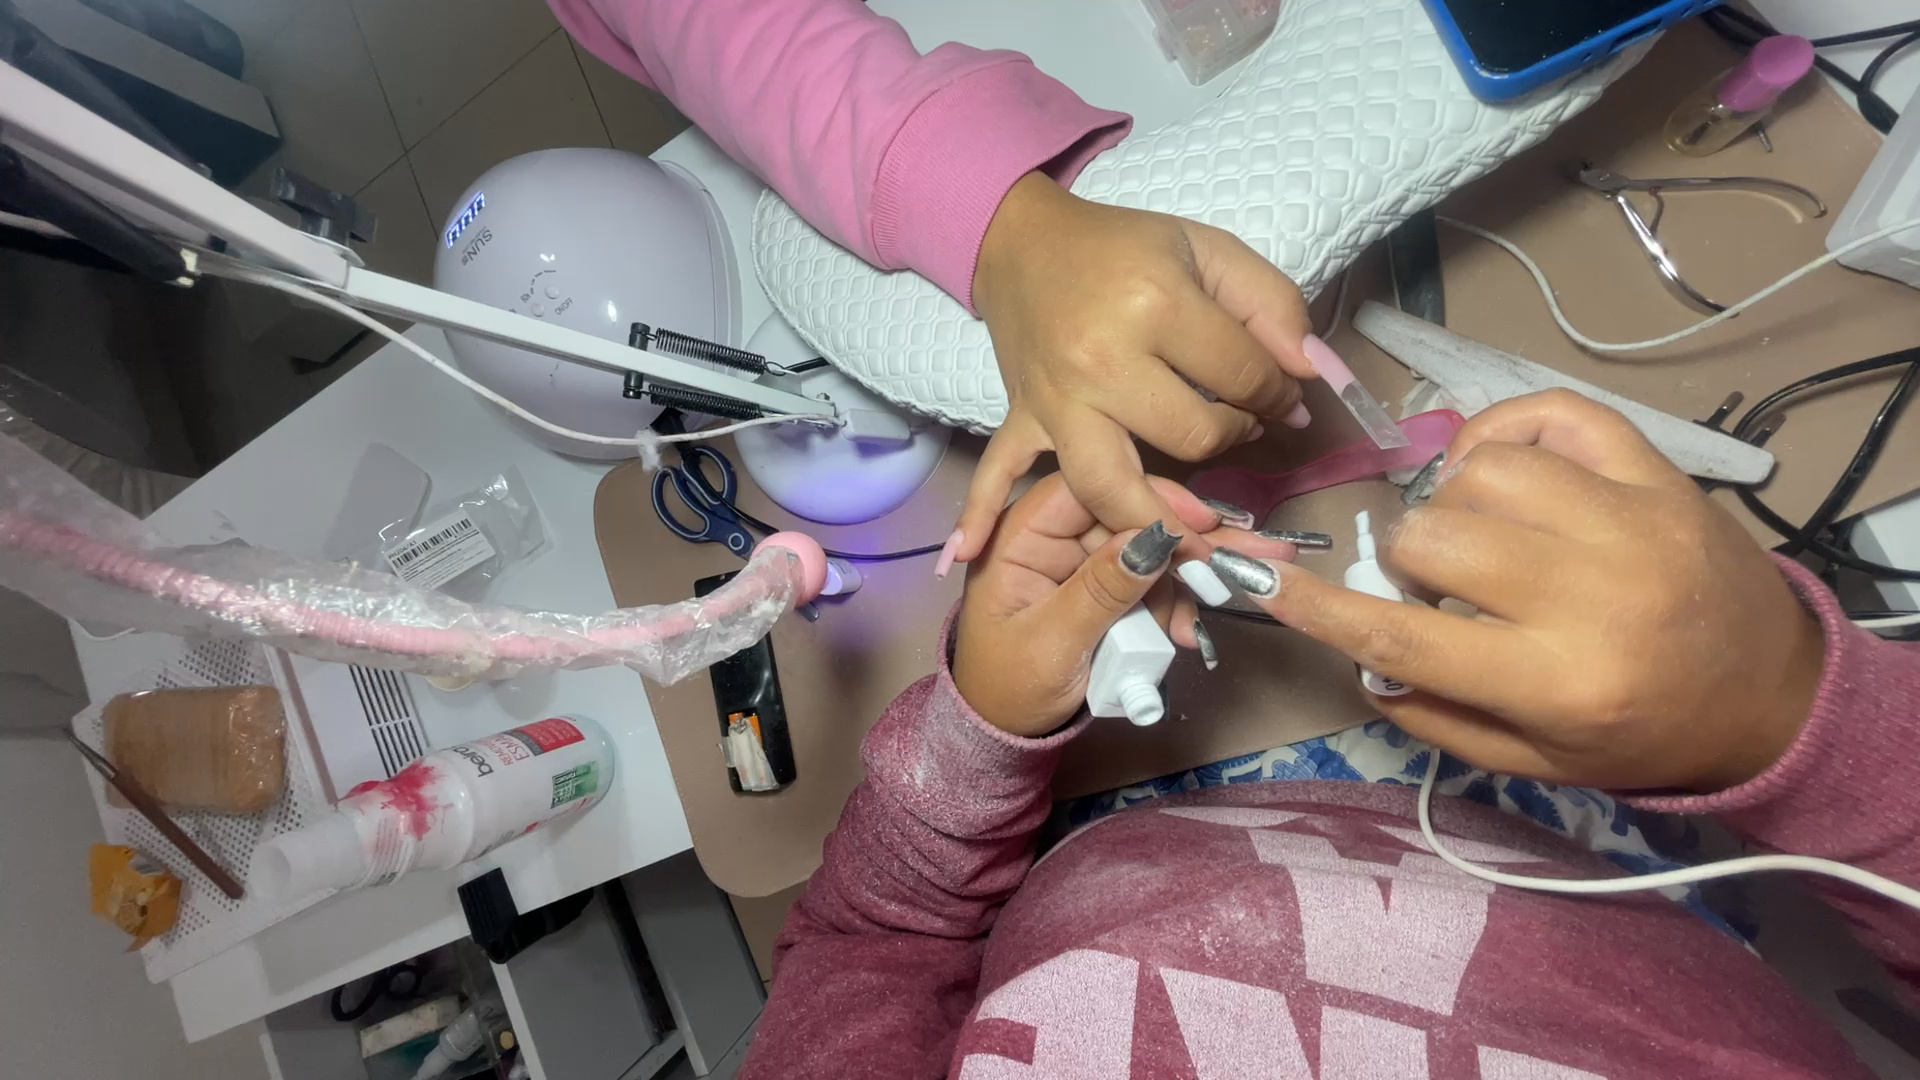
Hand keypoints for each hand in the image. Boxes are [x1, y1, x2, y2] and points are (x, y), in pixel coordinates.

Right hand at [954, 172, 1318, 565]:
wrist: (1025, 244)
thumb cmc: (1121, 248)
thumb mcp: (1208, 249)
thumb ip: (1272, 304)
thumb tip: (1309, 377)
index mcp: (1154, 306)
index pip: (1243, 376)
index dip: (1280, 392)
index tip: (1281, 396)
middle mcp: (1101, 363)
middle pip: (1192, 437)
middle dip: (1232, 436)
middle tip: (1238, 425)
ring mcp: (1053, 401)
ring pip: (1113, 484)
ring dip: (1159, 514)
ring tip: (1191, 530)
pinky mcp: (1020, 420)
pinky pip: (996, 475)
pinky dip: (981, 518)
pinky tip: (965, 555)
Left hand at [954, 474, 1295, 735]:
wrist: (1006, 725)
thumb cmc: (1010, 685)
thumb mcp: (1052, 642)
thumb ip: (1100, 590)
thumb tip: (1153, 539)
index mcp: (1019, 536)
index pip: (1084, 489)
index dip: (1144, 496)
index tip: (1199, 522)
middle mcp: (1051, 535)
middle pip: (1125, 515)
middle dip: (1177, 546)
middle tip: (1224, 571)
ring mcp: (1079, 559)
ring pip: (1144, 548)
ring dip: (1177, 585)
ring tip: (1187, 629)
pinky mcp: (1101, 583)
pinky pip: (1147, 578)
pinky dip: (1170, 602)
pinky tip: (1182, 632)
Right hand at [1206, 389, 1825, 791]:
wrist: (1776, 700)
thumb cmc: (1634, 735)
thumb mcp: (1525, 760)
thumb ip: (1428, 712)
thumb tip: (1359, 655)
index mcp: (1554, 681)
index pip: (1401, 637)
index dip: (1316, 607)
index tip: (1259, 582)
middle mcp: (1592, 597)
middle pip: (1433, 537)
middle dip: (1409, 557)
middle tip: (1439, 582)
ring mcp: (1634, 524)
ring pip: (1481, 472)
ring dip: (1450, 501)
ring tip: (1475, 528)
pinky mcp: (1660, 476)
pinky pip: (1551, 415)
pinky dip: (1500, 431)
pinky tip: (1496, 467)